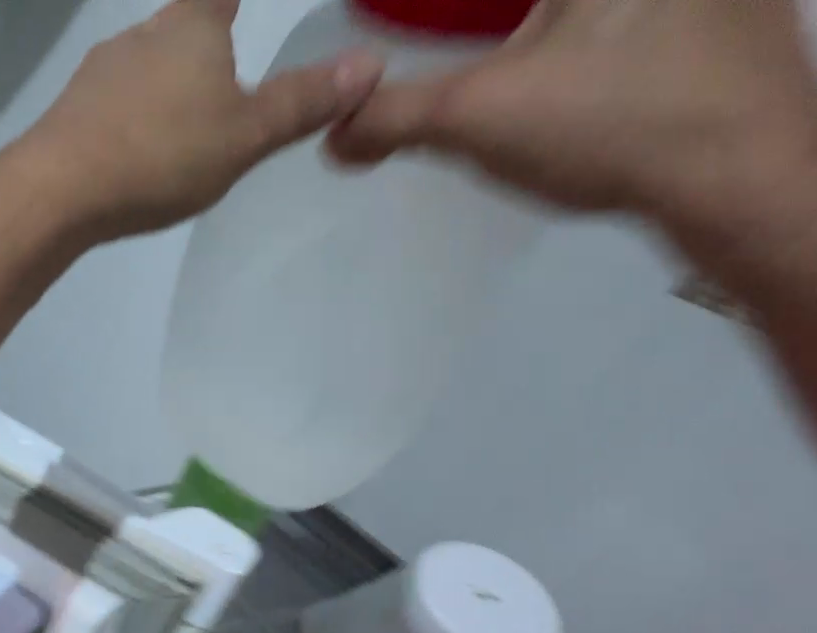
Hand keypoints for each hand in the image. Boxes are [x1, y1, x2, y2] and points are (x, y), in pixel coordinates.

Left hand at [9, 0, 382, 241]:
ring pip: (136, 71)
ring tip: (170, 126)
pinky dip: (121, 123)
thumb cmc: (158, 156)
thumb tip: (370, 64)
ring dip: (155, 89)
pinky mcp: (62, 118)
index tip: (234, 7)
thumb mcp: (244, 138)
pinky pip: (103, 110)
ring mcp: (93, 78)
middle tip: (213, 73)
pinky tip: (123, 155)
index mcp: (190, 30)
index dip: (229, 0)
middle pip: (174, 31)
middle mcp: (138, 40)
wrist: (53, 193)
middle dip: (195, 46)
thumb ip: (301, 104)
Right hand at [327, 0, 816, 233]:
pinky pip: (619, 19)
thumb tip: (332, 135)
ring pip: (572, 10)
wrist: (743, 173)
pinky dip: (577, 36)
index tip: (400, 27)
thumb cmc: (609, 121)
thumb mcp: (472, 116)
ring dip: (519, 29)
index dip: (427, 10)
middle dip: (467, 20)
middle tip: (430, 41)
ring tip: (486, 55)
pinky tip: (567, 70)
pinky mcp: (729, 13)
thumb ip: (388, 117)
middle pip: (510, 2)